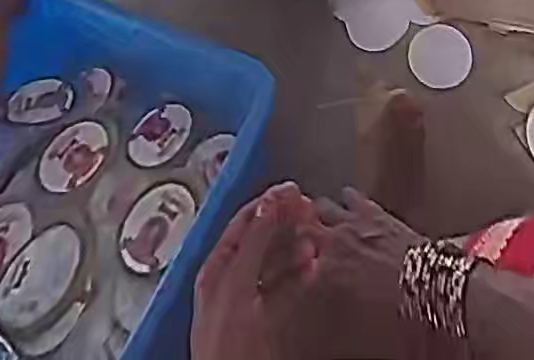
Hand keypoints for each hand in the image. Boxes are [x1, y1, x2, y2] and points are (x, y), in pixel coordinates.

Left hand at [193, 183, 319, 359]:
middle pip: (262, 237)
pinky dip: (300, 274)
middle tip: (310, 212)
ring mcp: (249, 300)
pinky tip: (314, 269)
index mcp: (217, 268)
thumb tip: (270, 201)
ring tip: (315, 242)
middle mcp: (231, 280)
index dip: (269, 201)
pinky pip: (285, 286)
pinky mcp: (266, 319)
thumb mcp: (238, 285)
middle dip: (287, 222)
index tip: (295, 190)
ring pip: (276, 261)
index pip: (244, 220)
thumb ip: (254, 241)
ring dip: (297, 247)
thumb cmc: (225, 347)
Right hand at [289, 188, 426, 358]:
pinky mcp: (374, 212)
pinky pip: (351, 198)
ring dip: (313, 213)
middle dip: (289, 230)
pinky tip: (341, 197)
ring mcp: (353, 225)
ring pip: (321, 208)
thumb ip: (321, 316)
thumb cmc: (395, 326)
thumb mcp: (347, 334)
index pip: (283, 265)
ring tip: (305, 214)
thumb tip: (309, 315)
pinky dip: (343, 199)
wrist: (435, 296)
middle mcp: (331, 246)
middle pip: (298, 228)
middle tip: (281, 233)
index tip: (267, 263)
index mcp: (320, 280)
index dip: (273, 263)